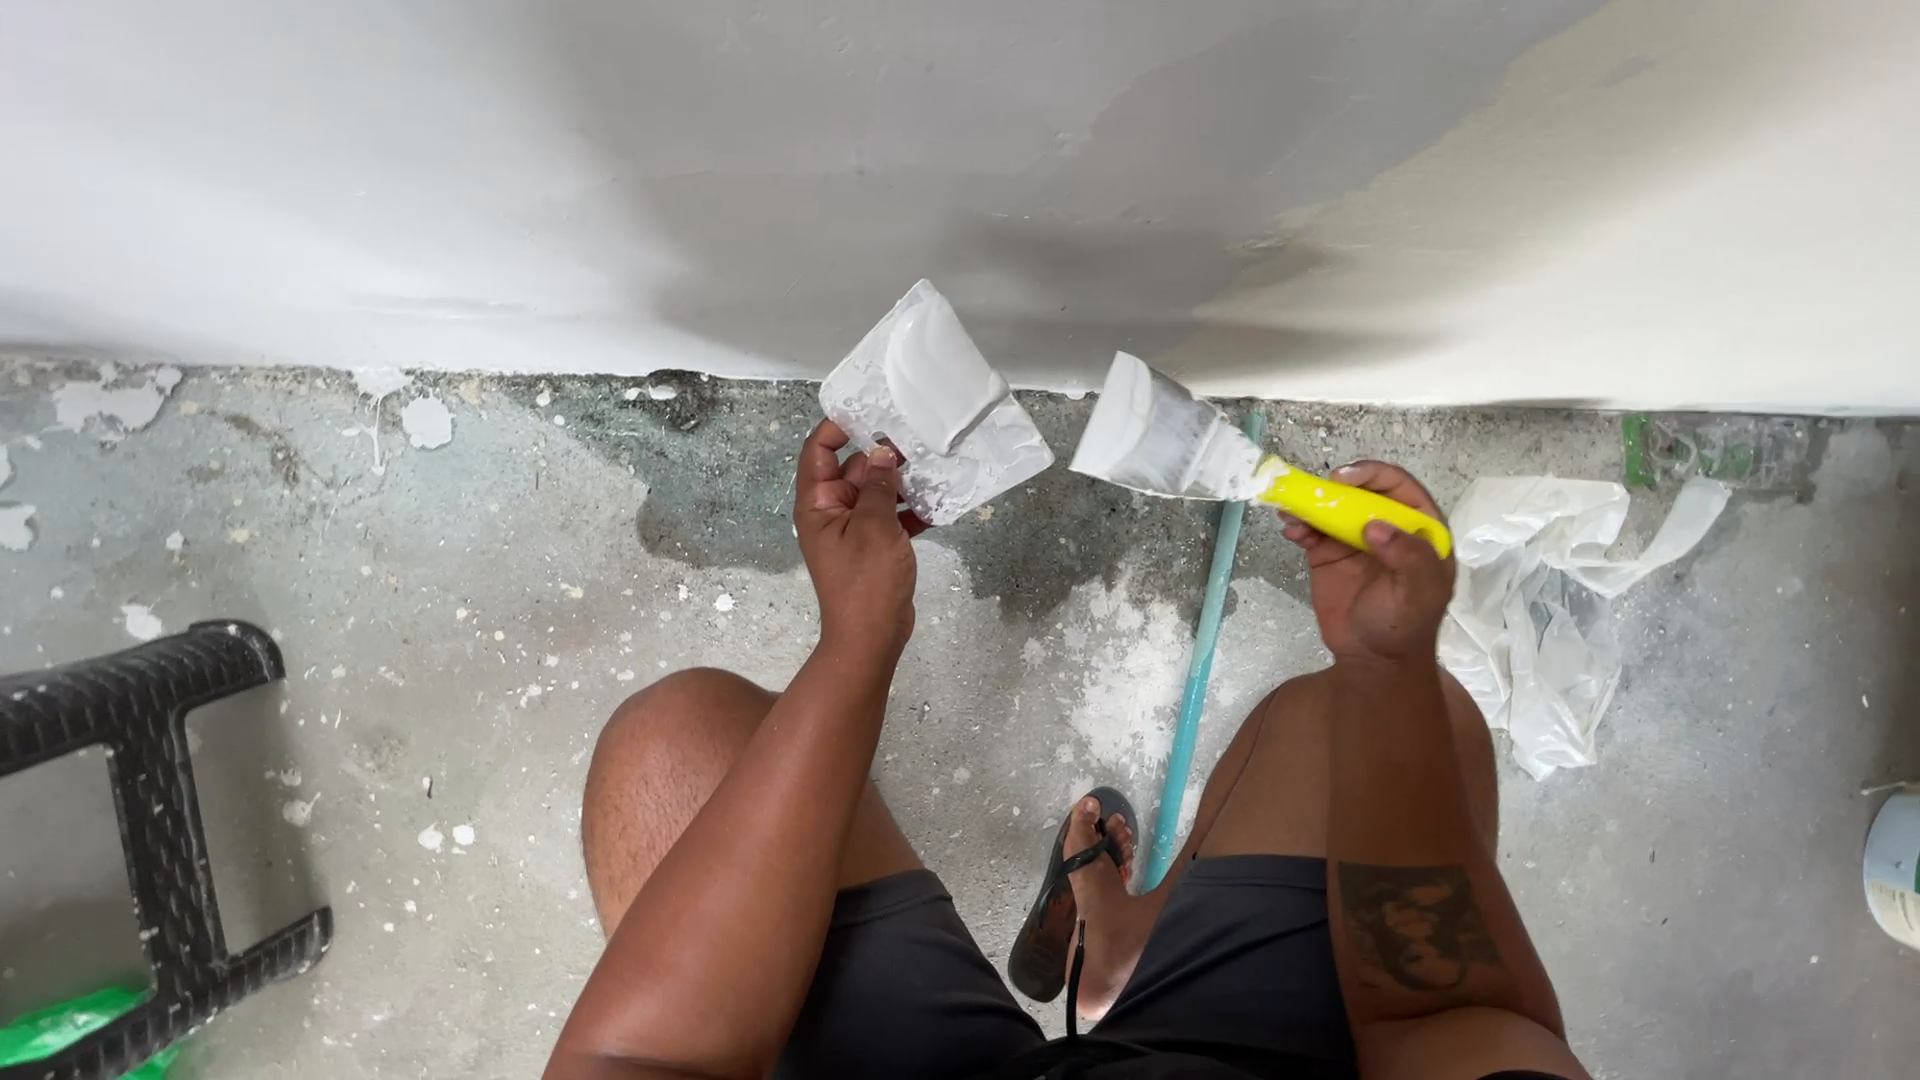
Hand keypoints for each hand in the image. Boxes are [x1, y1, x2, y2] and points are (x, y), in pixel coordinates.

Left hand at [793, 420, 923, 653]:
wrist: (872, 637)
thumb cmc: (866, 581)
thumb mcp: (875, 527)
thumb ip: (880, 486)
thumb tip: (882, 452)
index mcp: (818, 503)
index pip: (818, 451)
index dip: (837, 426)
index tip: (869, 409)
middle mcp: (832, 511)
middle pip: (854, 469)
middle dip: (884, 454)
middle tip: (918, 435)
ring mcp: (854, 530)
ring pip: (877, 492)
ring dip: (902, 482)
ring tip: (933, 464)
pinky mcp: (875, 546)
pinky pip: (891, 517)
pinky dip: (910, 510)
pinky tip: (938, 502)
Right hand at [1279, 461, 1453, 663]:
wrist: (1370, 659)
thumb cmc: (1402, 626)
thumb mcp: (1417, 594)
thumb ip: (1408, 558)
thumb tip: (1374, 525)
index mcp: (1418, 530)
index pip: (1398, 488)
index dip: (1372, 475)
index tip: (1342, 478)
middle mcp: (1386, 528)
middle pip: (1359, 492)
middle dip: (1334, 488)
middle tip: (1312, 492)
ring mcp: (1354, 540)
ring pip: (1331, 508)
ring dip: (1309, 505)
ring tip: (1292, 514)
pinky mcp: (1327, 554)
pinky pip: (1311, 530)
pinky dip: (1298, 526)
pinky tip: (1291, 532)